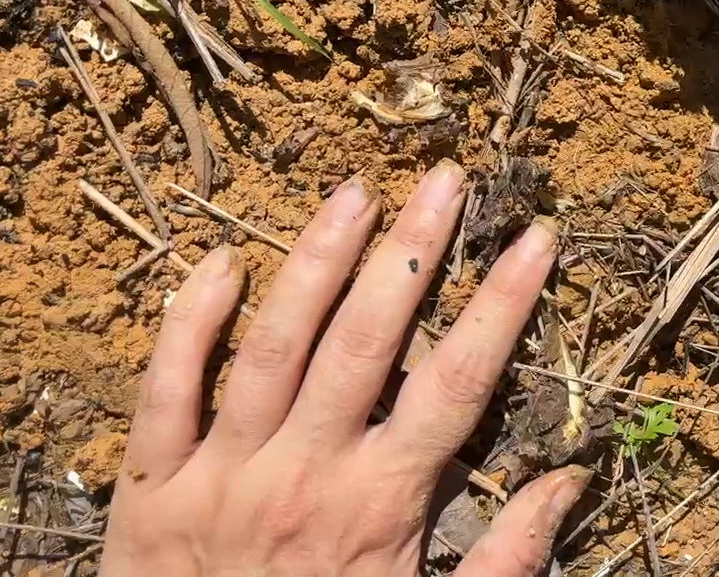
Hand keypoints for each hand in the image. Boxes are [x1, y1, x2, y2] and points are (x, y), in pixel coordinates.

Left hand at [105, 162, 582, 576]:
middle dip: (412, 250)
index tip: (538, 238)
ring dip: (317, 261)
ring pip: (272, 347)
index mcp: (380, 500)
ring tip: (356, 193)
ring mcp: (219, 476)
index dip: (505, 301)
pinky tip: (218, 263)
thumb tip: (572, 481)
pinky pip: (160, 395)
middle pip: (367, 338)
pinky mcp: (146, 491)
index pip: (460, 377)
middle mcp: (304, 472)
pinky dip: (185, 327)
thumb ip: (507, 558)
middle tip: (444, 180)